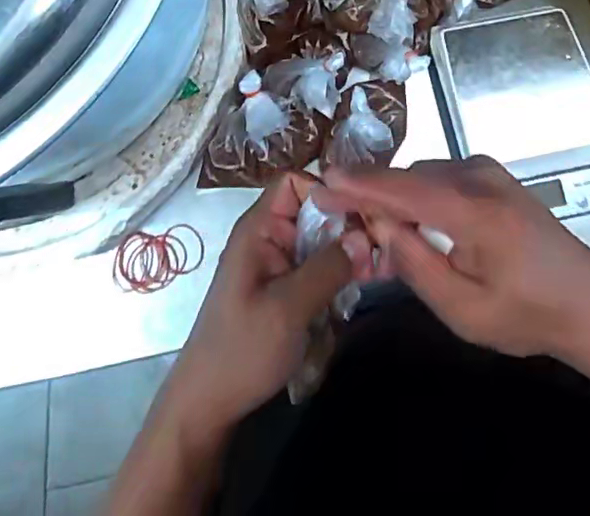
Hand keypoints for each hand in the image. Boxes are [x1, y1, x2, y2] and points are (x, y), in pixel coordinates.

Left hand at [155, 172, 368, 439]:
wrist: (208, 406)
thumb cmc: (241, 352)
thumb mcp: (287, 309)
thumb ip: (327, 268)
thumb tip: (366, 234)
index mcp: (259, 229)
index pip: (295, 182)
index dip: (328, 191)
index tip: (363, 216)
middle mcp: (269, 238)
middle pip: (315, 212)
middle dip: (347, 229)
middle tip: (381, 253)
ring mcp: (278, 264)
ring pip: (322, 242)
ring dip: (346, 257)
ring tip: (375, 274)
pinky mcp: (286, 289)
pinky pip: (319, 269)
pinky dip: (338, 278)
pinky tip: (357, 293)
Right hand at [319, 156, 589, 360]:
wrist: (588, 298)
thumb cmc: (528, 314)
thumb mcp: (464, 309)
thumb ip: (415, 264)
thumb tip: (378, 225)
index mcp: (476, 211)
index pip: (404, 189)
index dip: (359, 185)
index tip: (322, 182)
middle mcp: (479, 177)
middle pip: (408, 179)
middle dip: (371, 197)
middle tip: (344, 228)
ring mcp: (487, 171)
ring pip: (420, 176)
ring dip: (394, 198)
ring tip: (378, 236)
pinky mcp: (489, 174)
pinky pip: (438, 177)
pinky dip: (416, 196)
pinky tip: (411, 226)